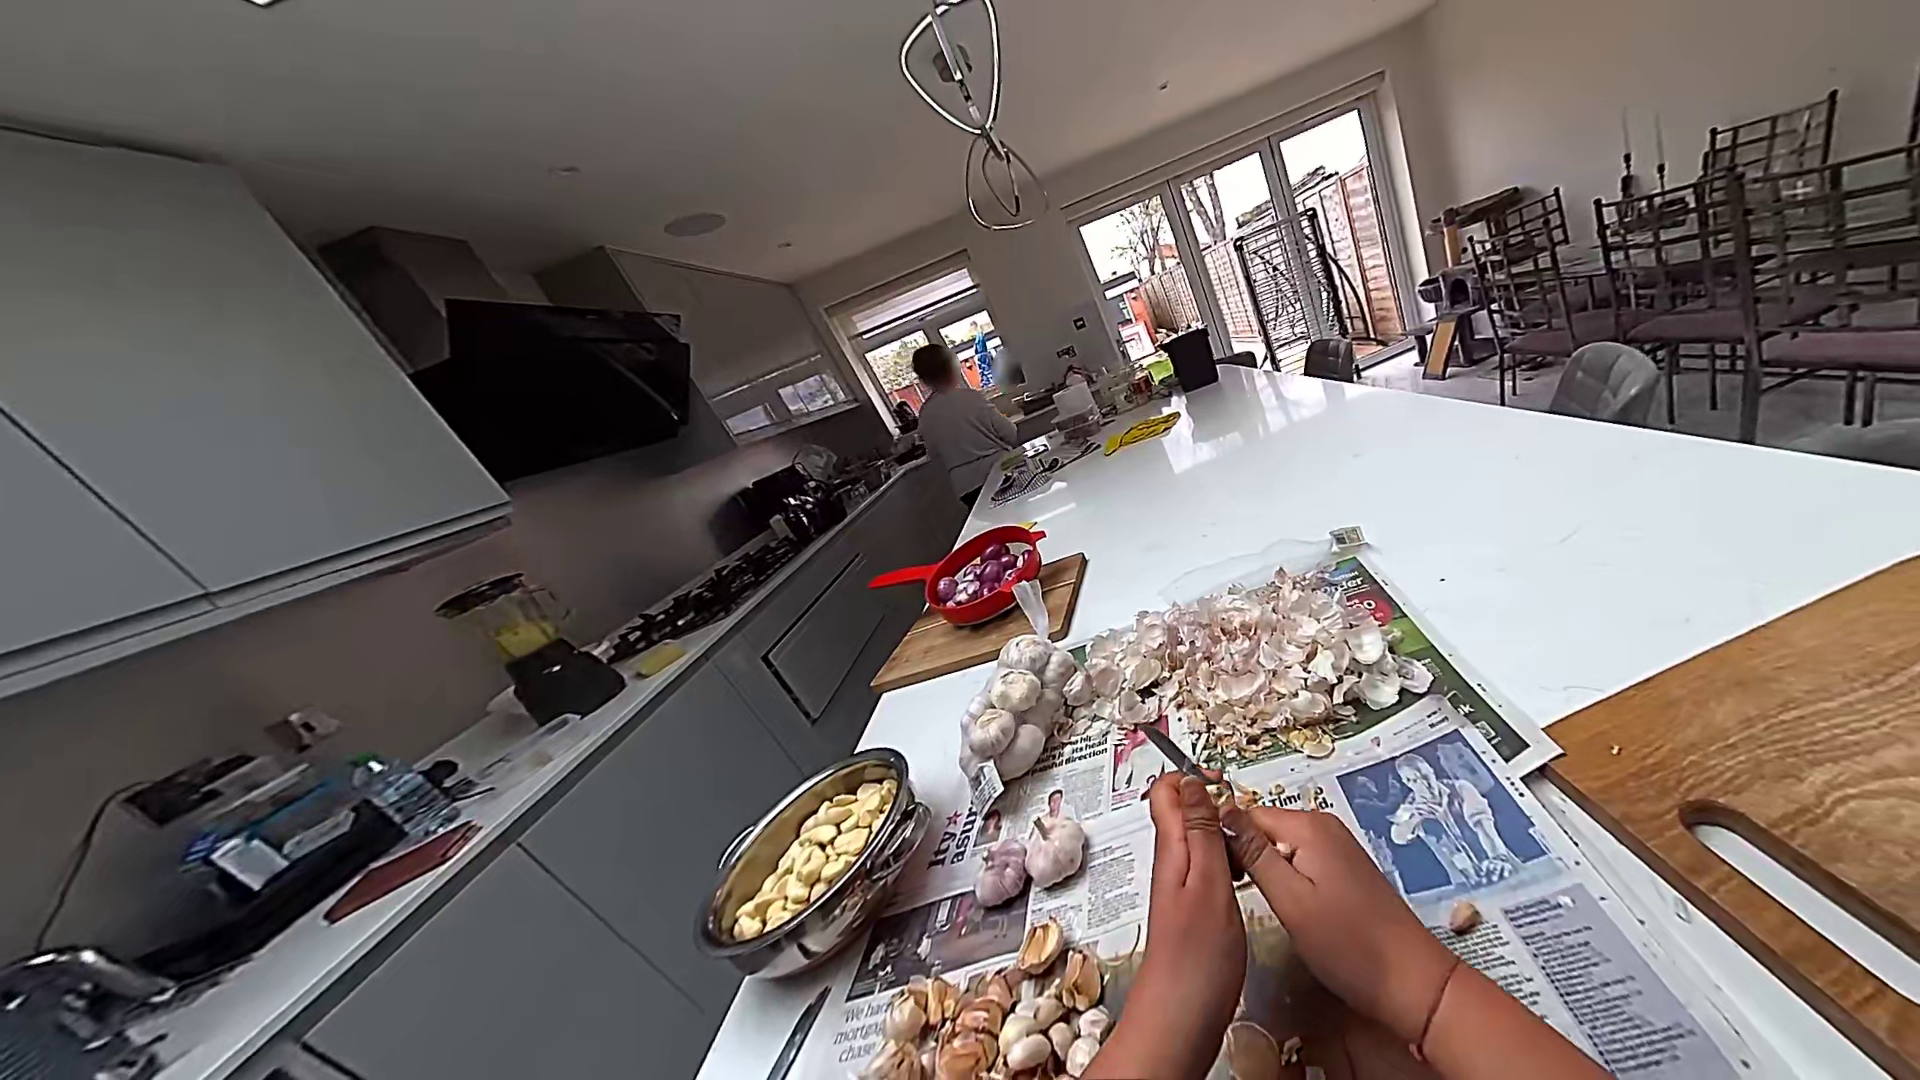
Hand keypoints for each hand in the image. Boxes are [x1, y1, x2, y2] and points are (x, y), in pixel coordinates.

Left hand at [1085, 774, 1244, 1079]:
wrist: (1181, 1015)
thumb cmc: (1198, 954)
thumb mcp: (1207, 882)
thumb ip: (1201, 831)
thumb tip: (1192, 781)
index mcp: (1170, 847)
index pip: (1165, 790)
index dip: (1189, 775)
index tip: (1223, 781)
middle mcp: (1169, 858)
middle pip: (1179, 810)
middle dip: (1208, 799)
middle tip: (1242, 812)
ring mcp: (1178, 882)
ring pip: (1194, 837)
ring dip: (1219, 829)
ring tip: (1248, 842)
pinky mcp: (1190, 905)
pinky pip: (1204, 864)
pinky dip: (1224, 858)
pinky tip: (1243, 874)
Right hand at [1219, 805, 1458, 1046]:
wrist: (1418, 987)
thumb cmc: (1349, 946)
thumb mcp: (1290, 900)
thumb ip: (1253, 852)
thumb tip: (1219, 811)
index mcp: (1308, 825)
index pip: (1246, 815)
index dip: (1230, 843)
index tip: (1229, 878)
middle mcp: (1323, 823)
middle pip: (1263, 826)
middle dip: (1250, 855)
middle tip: (1250, 895)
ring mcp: (1337, 842)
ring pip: (1280, 842)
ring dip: (1269, 867)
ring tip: (1276, 903)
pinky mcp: (1344, 862)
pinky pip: (1300, 854)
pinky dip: (1290, 874)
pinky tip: (1296, 904)